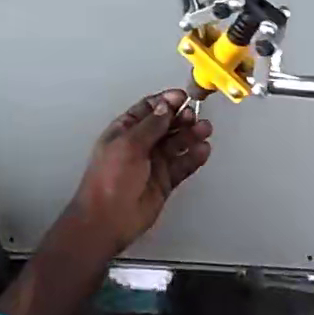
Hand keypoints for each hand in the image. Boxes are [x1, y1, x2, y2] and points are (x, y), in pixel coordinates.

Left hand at [63, 88, 213, 253]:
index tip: (182, 96)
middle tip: (194, 114)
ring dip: (190, 135)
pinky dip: (193, 157)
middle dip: (180, 117)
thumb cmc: (109, 178)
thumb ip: (150, 126)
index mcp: (124, 130)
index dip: (165, 101)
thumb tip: (165, 107)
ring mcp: (153, 162)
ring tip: (204, 129)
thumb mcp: (128, 145)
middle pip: (165, 125)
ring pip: (176, 144)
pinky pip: (182, 165)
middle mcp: (139, 144)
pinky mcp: (164, 181)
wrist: (108, 218)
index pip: (148, 109)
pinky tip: (203, 149)